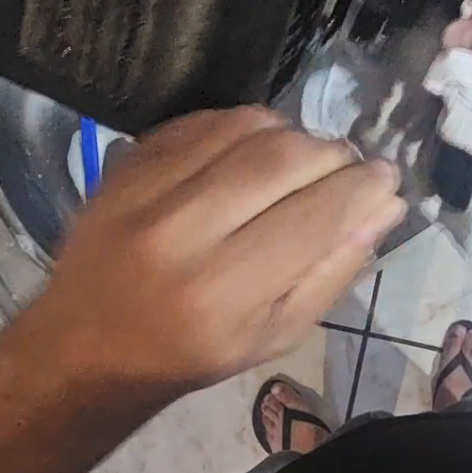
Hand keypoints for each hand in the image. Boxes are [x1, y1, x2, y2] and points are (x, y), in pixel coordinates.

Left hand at [16, 107, 403, 402]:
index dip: (364, 188)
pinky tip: (258, 153)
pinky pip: (212, 119)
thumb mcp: (275, 335)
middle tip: (351, 169)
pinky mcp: (131, 159)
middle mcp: (181, 232)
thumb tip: (385, 207)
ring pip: (252, 127)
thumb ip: (334, 271)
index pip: (316, 216)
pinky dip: (252, 126)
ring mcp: (148, 188)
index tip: (388, 178)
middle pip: (286, 159)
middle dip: (337, 156)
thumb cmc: (190, 353)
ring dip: (298, 136)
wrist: (83, 343)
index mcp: (221, 293)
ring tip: (307, 162)